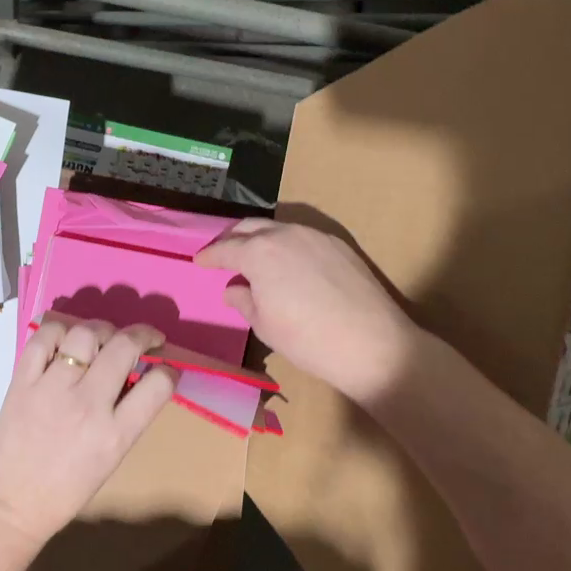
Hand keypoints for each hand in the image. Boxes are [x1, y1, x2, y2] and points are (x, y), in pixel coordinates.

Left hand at [0, 317, 176, 543]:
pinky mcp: (22, 381)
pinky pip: (43, 338)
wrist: (15, 501)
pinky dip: (59, 330)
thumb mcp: (113, 457)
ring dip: (102, 329)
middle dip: (144, 335)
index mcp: (116, 433)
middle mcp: (87, 404)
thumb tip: (137, 377)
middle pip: (124, 347)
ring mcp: (51, 389)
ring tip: (105, 337)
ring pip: (84, 334)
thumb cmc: (69, 487)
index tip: (166, 367)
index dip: (169, 370)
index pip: (158, 384)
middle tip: (146, 338)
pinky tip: (66, 339)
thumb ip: (128, 417)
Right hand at [195, 219, 423, 404]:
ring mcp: (315, 236)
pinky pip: (301, 237)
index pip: (224, 249)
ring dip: (259, 238)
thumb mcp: (263, 325)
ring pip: (277, 228)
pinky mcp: (338, 245)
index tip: (198, 262)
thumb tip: (234, 288)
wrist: (371, 344)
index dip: (208, 257)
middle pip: (249, 227)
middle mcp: (284, 234)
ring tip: (253, 257)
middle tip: (222, 255)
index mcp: (258, 252)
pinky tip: (286, 263)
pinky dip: (285, 244)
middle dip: (231, 239)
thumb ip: (243, 300)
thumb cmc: (307, 339)